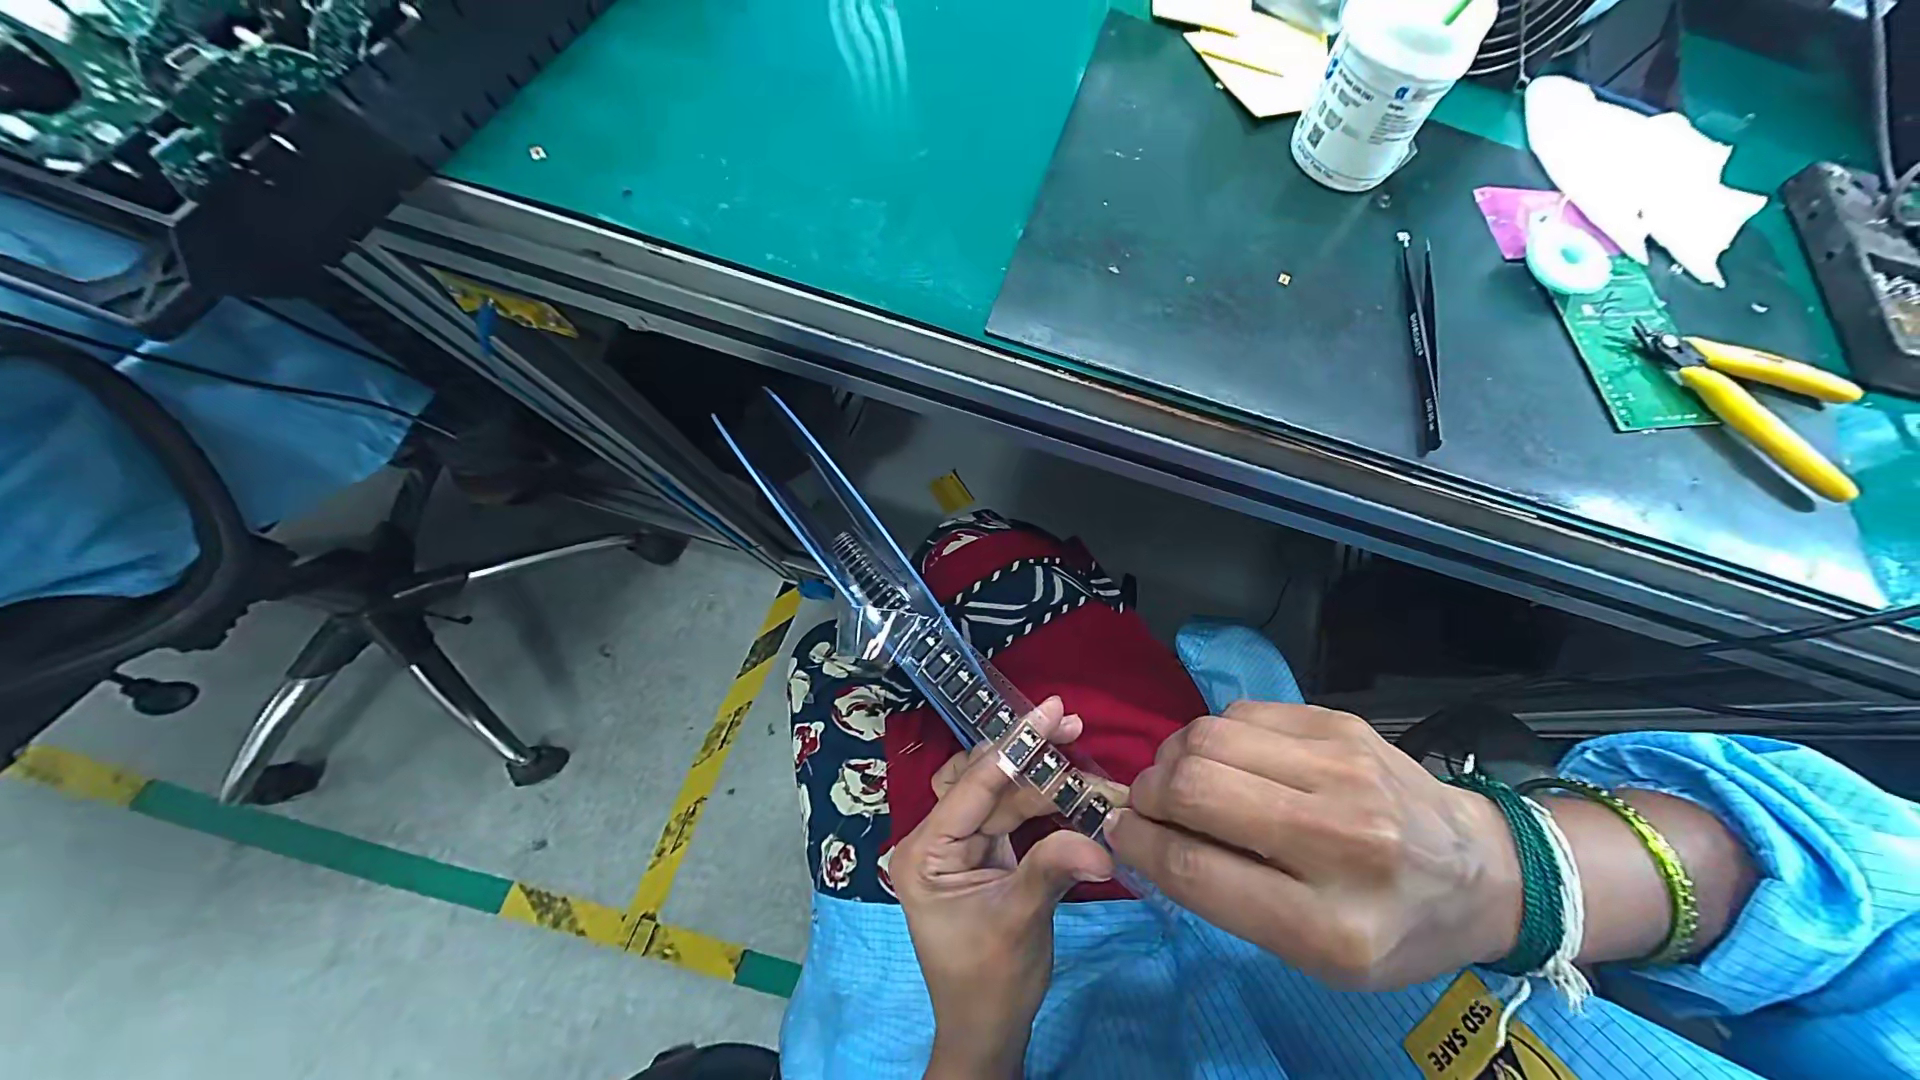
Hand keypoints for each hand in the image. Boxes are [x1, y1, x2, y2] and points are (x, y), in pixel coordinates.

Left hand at [893, 697, 1115, 1078]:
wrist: (988, 1029)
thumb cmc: (989, 982)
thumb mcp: (1018, 922)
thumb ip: (1051, 870)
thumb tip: (1101, 842)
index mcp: (926, 850)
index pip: (973, 785)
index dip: (1014, 745)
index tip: (1047, 710)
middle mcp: (936, 838)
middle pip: (985, 780)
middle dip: (1026, 751)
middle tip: (1067, 720)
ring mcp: (959, 843)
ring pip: (999, 792)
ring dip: (1036, 770)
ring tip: (1073, 739)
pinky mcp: (983, 851)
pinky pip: (1010, 813)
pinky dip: (1038, 797)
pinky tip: (1064, 780)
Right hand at [1106, 701, 1521, 989]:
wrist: (1483, 870)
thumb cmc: (1389, 926)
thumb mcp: (1312, 952)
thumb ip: (1221, 893)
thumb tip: (1137, 832)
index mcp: (1333, 928)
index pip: (1196, 868)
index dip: (1139, 843)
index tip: (1120, 831)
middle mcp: (1343, 840)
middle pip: (1195, 788)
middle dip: (1149, 792)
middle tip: (1149, 802)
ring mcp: (1345, 769)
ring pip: (1207, 737)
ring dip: (1174, 756)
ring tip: (1184, 776)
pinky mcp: (1339, 724)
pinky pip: (1238, 712)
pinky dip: (1213, 736)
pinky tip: (1231, 759)